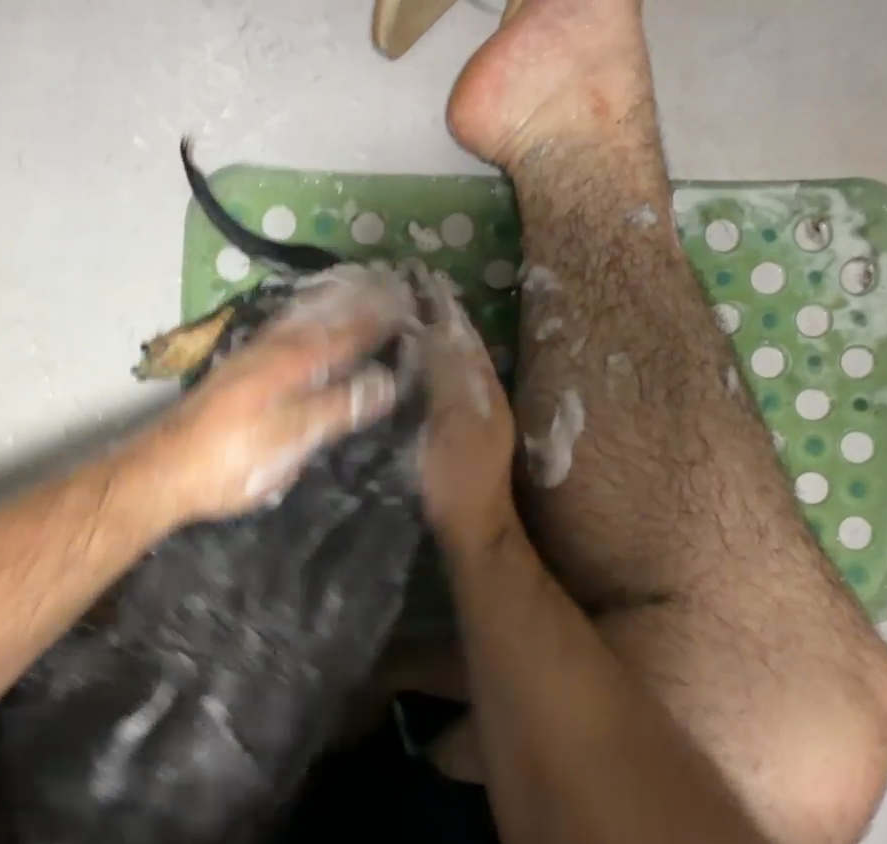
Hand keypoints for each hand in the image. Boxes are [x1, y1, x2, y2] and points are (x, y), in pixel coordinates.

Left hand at [133, 267, 413, 522]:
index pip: (347, 332)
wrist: (163, 471)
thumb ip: (337, 408)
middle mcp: (270, 349)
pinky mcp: (234, 375)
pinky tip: (304, 333)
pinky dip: (304, 326)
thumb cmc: (230, 461)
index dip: (378, 319)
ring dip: (330, 309)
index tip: (409, 304)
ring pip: (298, 323)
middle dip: (357, 303)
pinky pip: (281, 336)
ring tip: (356, 297)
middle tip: (389, 288)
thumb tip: (385, 381)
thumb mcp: (291, 440)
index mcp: (291, 362)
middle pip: (322, 317)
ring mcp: (249, 359)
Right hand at [410, 265, 519, 551]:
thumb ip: (447, 376)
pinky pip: (440, 384)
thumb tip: (432, 330)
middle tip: (405, 285)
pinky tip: (406, 365)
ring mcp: (469, 414)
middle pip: (459, 342)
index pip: (461, 332)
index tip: (415, 273)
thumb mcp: (454, 422)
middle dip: (435, 312)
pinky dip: (425, 364)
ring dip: (431, 335)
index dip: (440, 302)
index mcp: (482, 386)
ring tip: (404, 312)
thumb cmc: (458, 478)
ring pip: (451, 362)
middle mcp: (481, 393)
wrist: (470, 528)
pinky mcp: (454, 433)